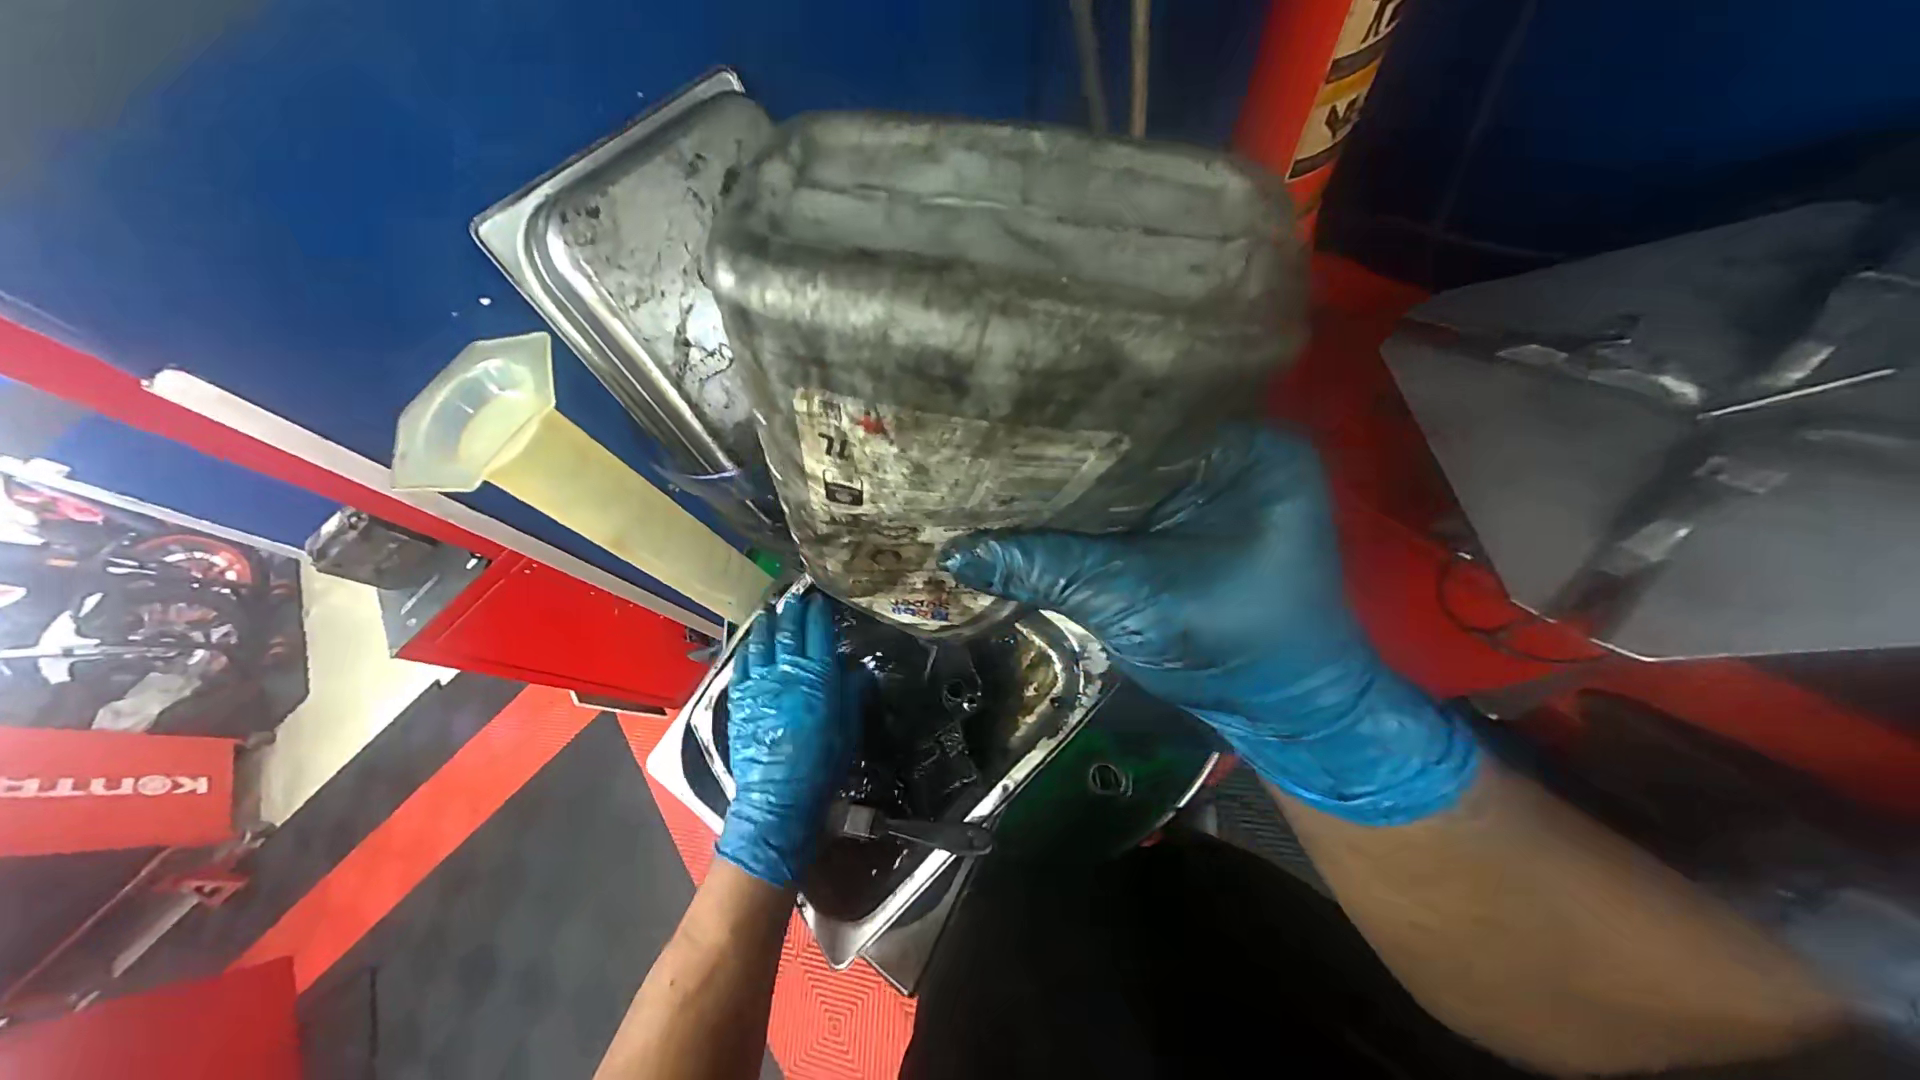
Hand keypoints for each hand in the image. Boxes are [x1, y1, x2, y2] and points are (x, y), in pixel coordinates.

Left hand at [715, 591, 853, 885]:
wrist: (778, 798)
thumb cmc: (822, 764)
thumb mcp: (849, 728)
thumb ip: (852, 693)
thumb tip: (855, 669)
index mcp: (818, 677)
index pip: (818, 633)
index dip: (819, 613)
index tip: (820, 601)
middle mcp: (787, 673)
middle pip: (789, 630)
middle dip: (792, 609)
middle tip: (796, 597)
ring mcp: (759, 684)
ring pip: (762, 642)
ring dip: (768, 622)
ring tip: (771, 610)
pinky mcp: (740, 699)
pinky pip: (743, 664)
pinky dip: (749, 647)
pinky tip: (753, 641)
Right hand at [940, 427, 1477, 824]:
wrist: (1281, 709)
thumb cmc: (1237, 649)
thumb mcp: (1137, 603)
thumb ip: (1048, 569)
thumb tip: (953, 551)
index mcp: (1246, 448)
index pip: (1142, 413)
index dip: (1072, 419)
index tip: (1004, 416)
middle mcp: (1230, 449)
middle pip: (1126, 439)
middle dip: (1061, 450)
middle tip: (984, 439)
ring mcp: (1206, 484)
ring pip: (1118, 471)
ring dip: (1064, 482)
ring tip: (991, 467)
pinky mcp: (1184, 517)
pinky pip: (1121, 502)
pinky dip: (1078, 511)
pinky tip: (1024, 507)